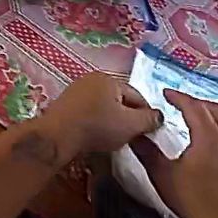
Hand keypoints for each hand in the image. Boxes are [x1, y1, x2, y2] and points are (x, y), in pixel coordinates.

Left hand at [35, 73, 161, 156]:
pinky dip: (94, 122)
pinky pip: (87, 111)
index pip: (137, 96)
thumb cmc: (97, 127)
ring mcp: (75, 90)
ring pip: (102, 106)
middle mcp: (91, 79)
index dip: (146, 115)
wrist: (57, 136)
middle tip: (132, 136)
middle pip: (118, 100)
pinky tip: (95, 135)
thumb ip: (149, 119)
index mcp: (109, 79)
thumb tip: (159, 116)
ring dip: (110, 120)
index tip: (149, 132)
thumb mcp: (130, 125)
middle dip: (127, 117)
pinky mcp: (64, 103)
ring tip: (113, 138)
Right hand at [129, 90, 217, 217]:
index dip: (178, 97)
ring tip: (211, 115)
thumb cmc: (194, 199)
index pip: (193, 107)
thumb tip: (134, 135)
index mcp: (208, 135)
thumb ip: (148, 152)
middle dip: (200, 102)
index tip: (166, 93)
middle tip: (185, 103)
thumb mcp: (163, 175)